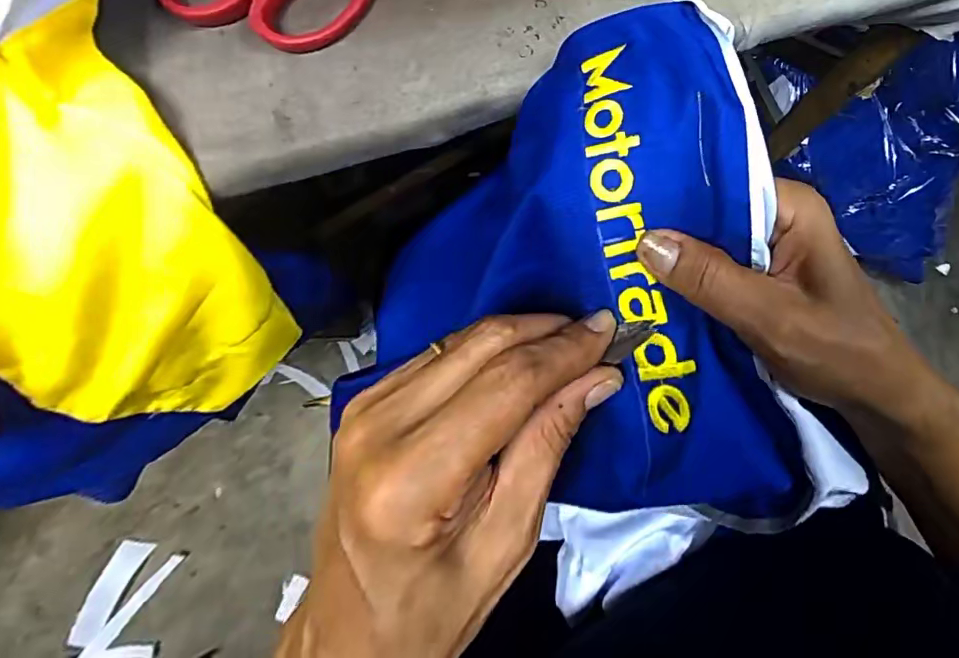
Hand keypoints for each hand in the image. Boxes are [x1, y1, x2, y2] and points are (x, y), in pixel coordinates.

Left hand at [276, 313, 624, 657]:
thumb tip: (600, 376)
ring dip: (531, 331)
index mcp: (412, 478)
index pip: (510, 383)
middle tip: (601, 333)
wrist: (345, 635)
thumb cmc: (433, 604)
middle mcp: (379, 430)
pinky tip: (529, 356)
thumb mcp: (510, 536)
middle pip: (489, 345)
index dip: (569, 351)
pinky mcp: (367, 400)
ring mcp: (366, 409)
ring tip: (574, 345)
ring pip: (471, 337)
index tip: (613, 333)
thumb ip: (550, 444)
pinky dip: (498, 343)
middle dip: (556, 331)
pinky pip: (449, 348)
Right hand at [634, 179, 944, 424]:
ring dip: (680, 258)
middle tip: (605, 238)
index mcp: (795, 207)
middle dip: (671, 229)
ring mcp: (778, 247)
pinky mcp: (771, 276)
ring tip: (615, 262)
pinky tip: (654, 291)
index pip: (726, 184)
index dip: (676, 195)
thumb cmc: (836, 349)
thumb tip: (645, 239)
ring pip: (717, 243)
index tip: (621, 205)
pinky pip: (726, 267)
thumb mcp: (769, 316)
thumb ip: (711, 278)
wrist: (877, 392)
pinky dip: (697, 280)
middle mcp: (785, 216)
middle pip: (718, 213)